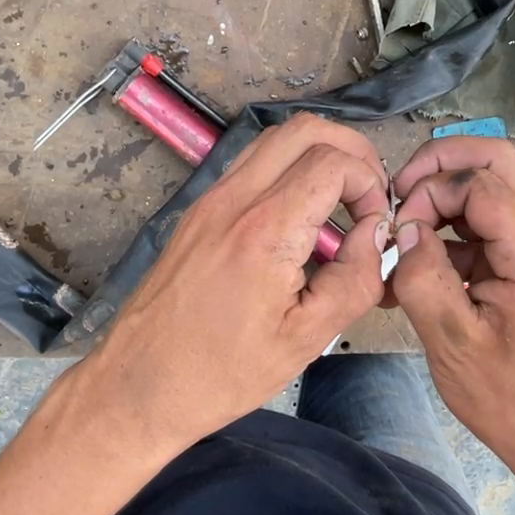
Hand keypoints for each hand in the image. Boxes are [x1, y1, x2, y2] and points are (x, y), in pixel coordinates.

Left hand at [75, 114, 392, 449]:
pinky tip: (303, 212)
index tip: (374, 223)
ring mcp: (211, 198)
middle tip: (369, 192)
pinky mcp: (199, 209)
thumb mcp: (306, 339)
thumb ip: (355, 279)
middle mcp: (234, 199)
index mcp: (265, 231)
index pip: (333, 162)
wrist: (138, 385)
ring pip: (275, 136)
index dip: (369, 183)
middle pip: (305, 129)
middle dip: (350, 150)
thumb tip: (375, 233)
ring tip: (341, 199)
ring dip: (318, 153)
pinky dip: (288, 167)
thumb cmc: (220, 372)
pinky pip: (252, 162)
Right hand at [388, 136, 514, 493]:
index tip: (398, 228)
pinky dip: (456, 232)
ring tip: (406, 238)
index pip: (478, 182)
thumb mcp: (450, 340)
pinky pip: (494, 222)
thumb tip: (404, 227)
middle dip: (440, 166)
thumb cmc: (509, 400)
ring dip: (446, 199)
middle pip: (496, 161)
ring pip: (495, 186)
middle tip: (399, 194)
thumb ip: (421, 273)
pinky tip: (423, 268)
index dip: (429, 191)